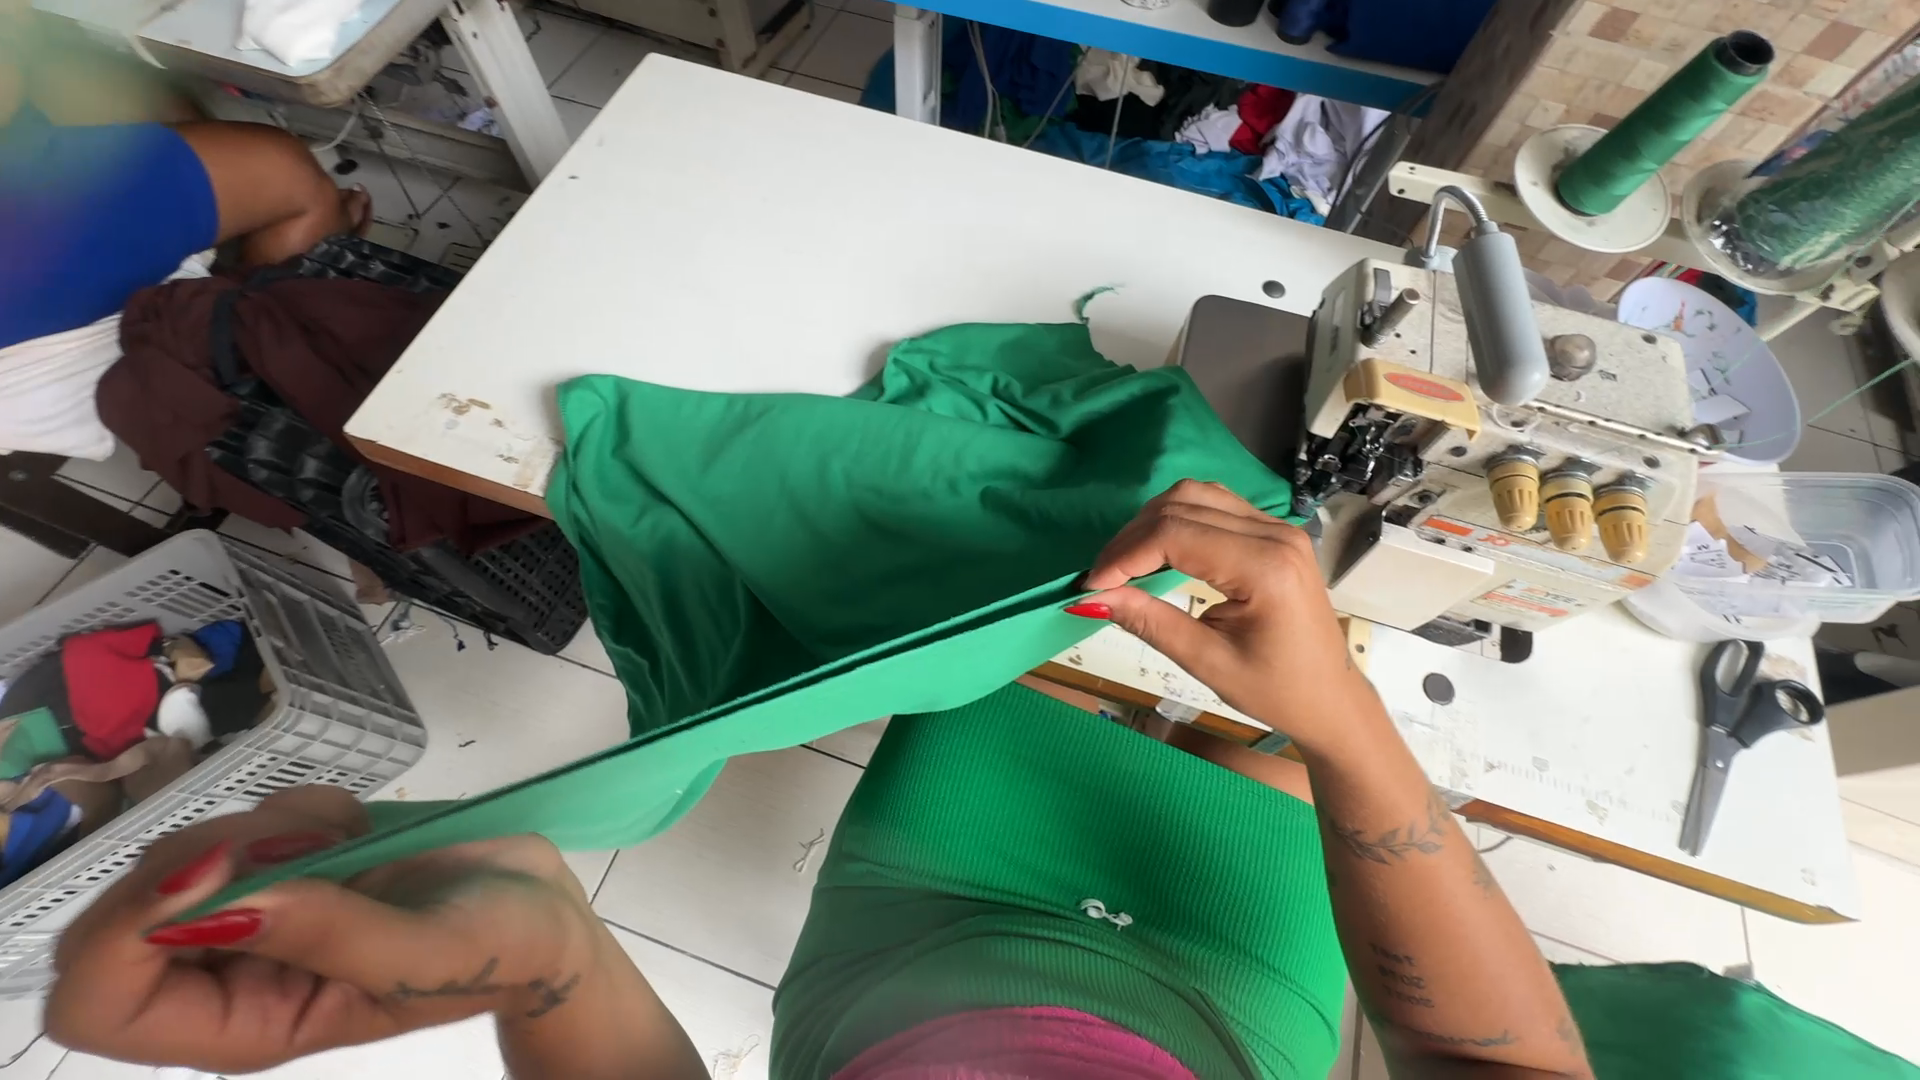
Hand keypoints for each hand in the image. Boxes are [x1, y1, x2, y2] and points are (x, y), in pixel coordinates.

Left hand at [46, 787, 612, 1073]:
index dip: (126, 932)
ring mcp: (272, 905)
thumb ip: (328, 938)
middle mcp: (237, 968)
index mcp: (246, 1023)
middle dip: (219, 856)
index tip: (218, 867)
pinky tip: (364, 829)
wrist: (547, 911)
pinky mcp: (310, 856)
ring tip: (355, 839)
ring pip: (199, 847)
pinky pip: (265, 812)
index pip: (101, 1003)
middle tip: (315, 840)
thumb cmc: (495, 950)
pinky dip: (310, 805)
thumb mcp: (419, 958)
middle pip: (136, 909)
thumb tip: (218, 910)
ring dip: (274, 825)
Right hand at [1075, 480, 1380, 754]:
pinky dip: (1174, 519)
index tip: (1091, 587)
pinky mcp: (1273, 530)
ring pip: (1194, 494)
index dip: (1124, 556)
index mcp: (1265, 568)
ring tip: (1125, 564)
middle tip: (1102, 580)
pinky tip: (1157, 550)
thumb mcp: (1206, 662)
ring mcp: (1277, 526)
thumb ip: (1148, 622)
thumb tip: (1089, 599)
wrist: (1331, 699)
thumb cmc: (1275, 691)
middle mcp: (1274, 534)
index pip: (1174, 535)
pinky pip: (1213, 503)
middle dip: (1130, 539)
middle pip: (1180, 506)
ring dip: (1149, 523)